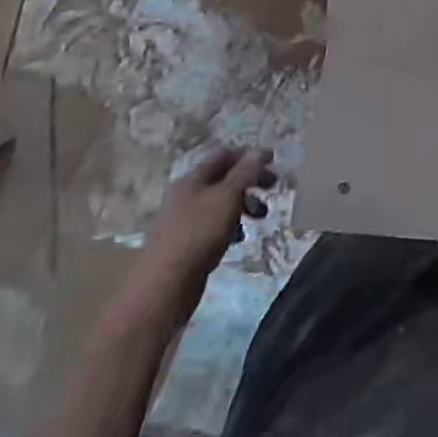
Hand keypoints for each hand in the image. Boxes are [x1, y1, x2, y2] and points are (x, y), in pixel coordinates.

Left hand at [127, 147, 275, 326]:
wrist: (164, 286)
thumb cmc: (198, 234)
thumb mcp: (227, 197)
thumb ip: (245, 172)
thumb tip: (261, 150)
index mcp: (192, 180)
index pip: (223, 155)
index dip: (248, 154)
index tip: (273, 162)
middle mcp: (186, 196)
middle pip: (223, 178)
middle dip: (250, 180)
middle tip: (273, 187)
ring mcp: (184, 220)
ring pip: (220, 202)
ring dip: (243, 204)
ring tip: (260, 216)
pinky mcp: (187, 243)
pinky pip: (214, 225)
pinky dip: (231, 225)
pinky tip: (239, 238)